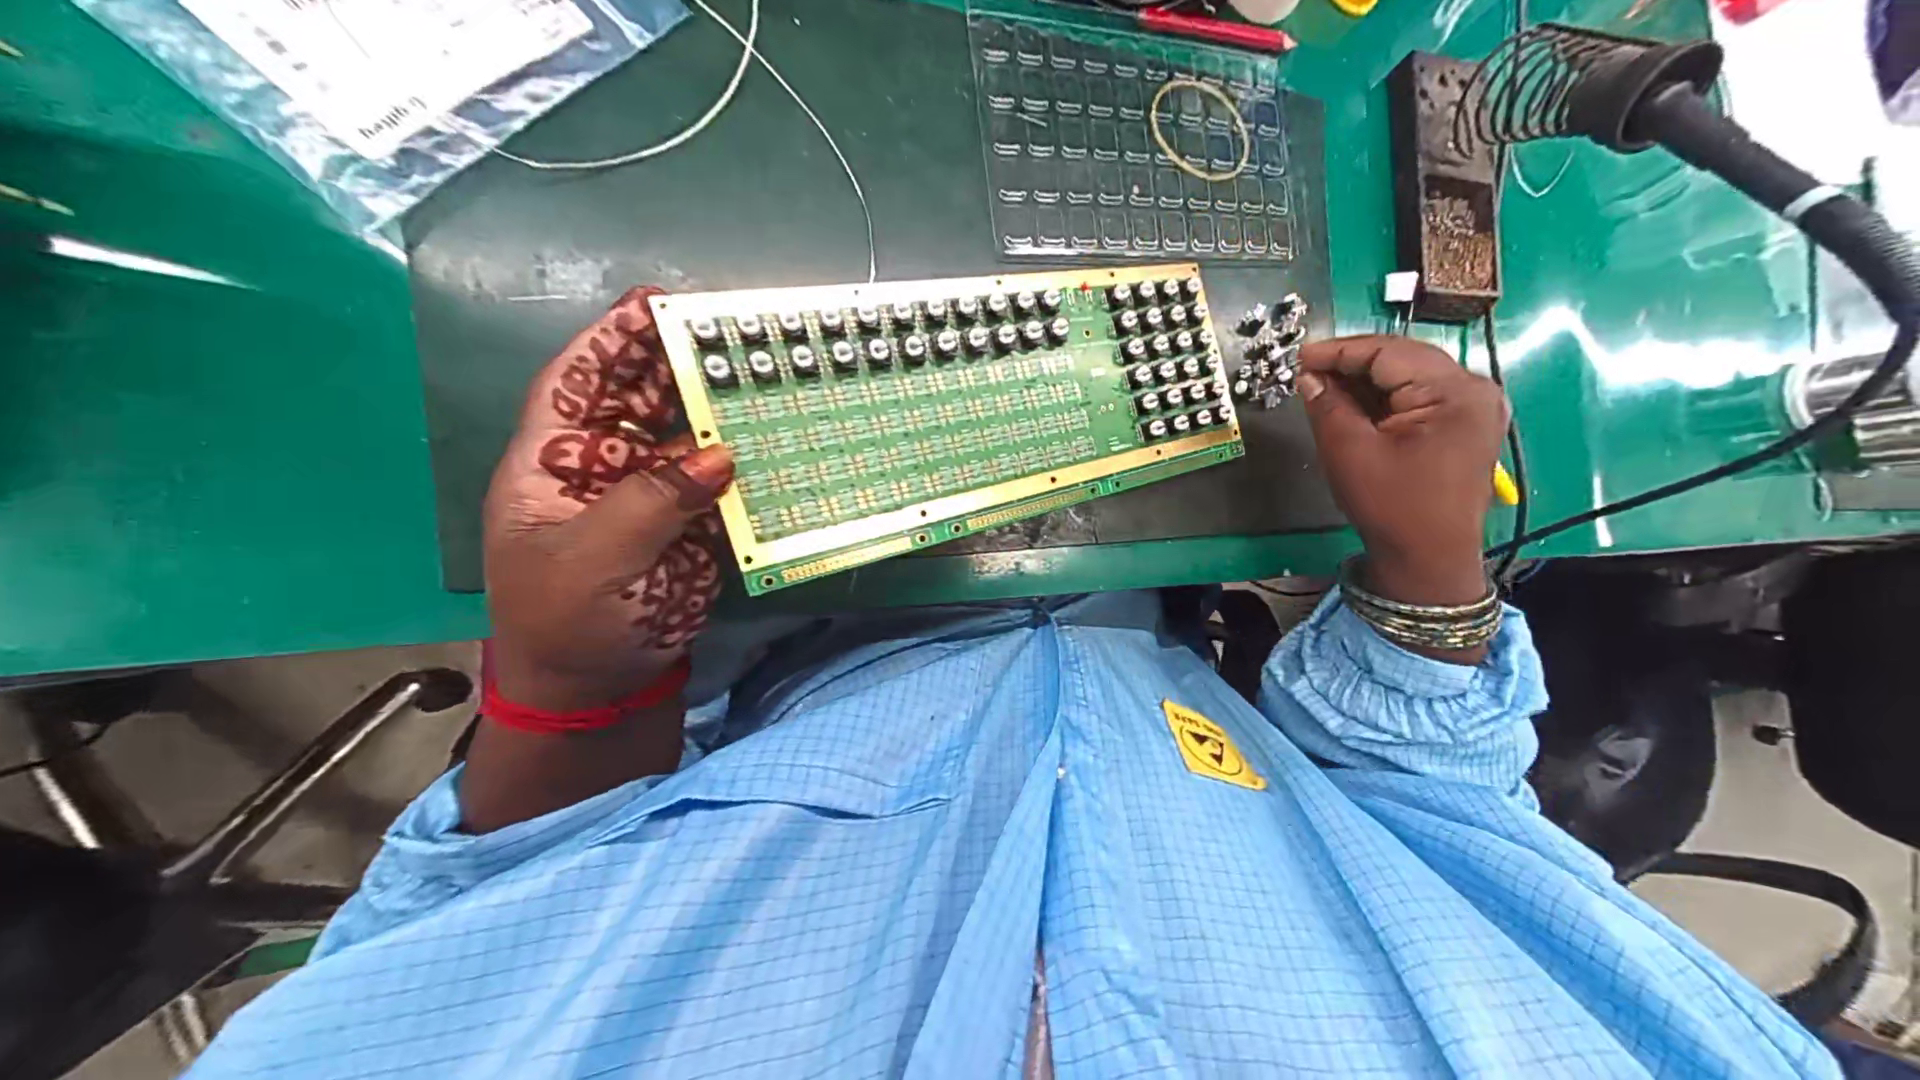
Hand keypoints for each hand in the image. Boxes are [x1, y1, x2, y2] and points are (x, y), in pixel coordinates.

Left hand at [482, 287, 734, 711]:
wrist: (599, 686)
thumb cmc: (567, 622)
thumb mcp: (593, 561)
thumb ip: (651, 503)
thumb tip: (720, 455)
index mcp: (554, 463)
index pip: (577, 385)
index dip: (610, 342)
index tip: (652, 303)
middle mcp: (606, 467)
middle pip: (641, 399)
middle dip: (675, 364)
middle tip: (725, 333)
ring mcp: (653, 494)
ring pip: (688, 436)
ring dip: (719, 410)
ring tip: (760, 378)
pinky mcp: (691, 522)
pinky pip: (720, 482)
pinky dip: (747, 461)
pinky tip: (774, 438)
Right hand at [1296, 335, 1507, 608]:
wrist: (1428, 558)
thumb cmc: (1391, 505)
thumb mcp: (1349, 451)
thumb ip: (1328, 405)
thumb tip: (1309, 377)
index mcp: (1454, 391)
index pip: (1388, 352)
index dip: (1339, 351)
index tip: (1300, 355)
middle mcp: (1475, 390)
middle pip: (1403, 359)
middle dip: (1352, 363)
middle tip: (1308, 371)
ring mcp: (1475, 408)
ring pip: (1410, 377)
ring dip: (1366, 380)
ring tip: (1323, 387)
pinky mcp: (1465, 426)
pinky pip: (1419, 397)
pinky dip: (1384, 397)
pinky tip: (1353, 403)